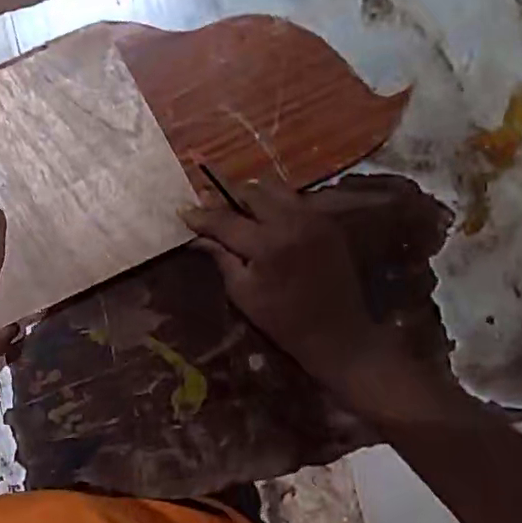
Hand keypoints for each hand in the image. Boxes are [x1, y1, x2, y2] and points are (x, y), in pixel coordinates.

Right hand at [180, 175, 475, 429]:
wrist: (338, 333)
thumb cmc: (283, 321)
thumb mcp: (242, 292)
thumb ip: (220, 257)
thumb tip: (197, 236)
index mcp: (267, 244)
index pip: (225, 219)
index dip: (201, 214)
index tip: (183, 210)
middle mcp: (291, 221)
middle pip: (250, 192)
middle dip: (226, 198)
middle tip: (211, 207)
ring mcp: (313, 218)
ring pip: (274, 188)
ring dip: (252, 196)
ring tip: (239, 209)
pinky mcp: (327, 221)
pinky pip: (294, 199)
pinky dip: (275, 203)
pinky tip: (265, 218)